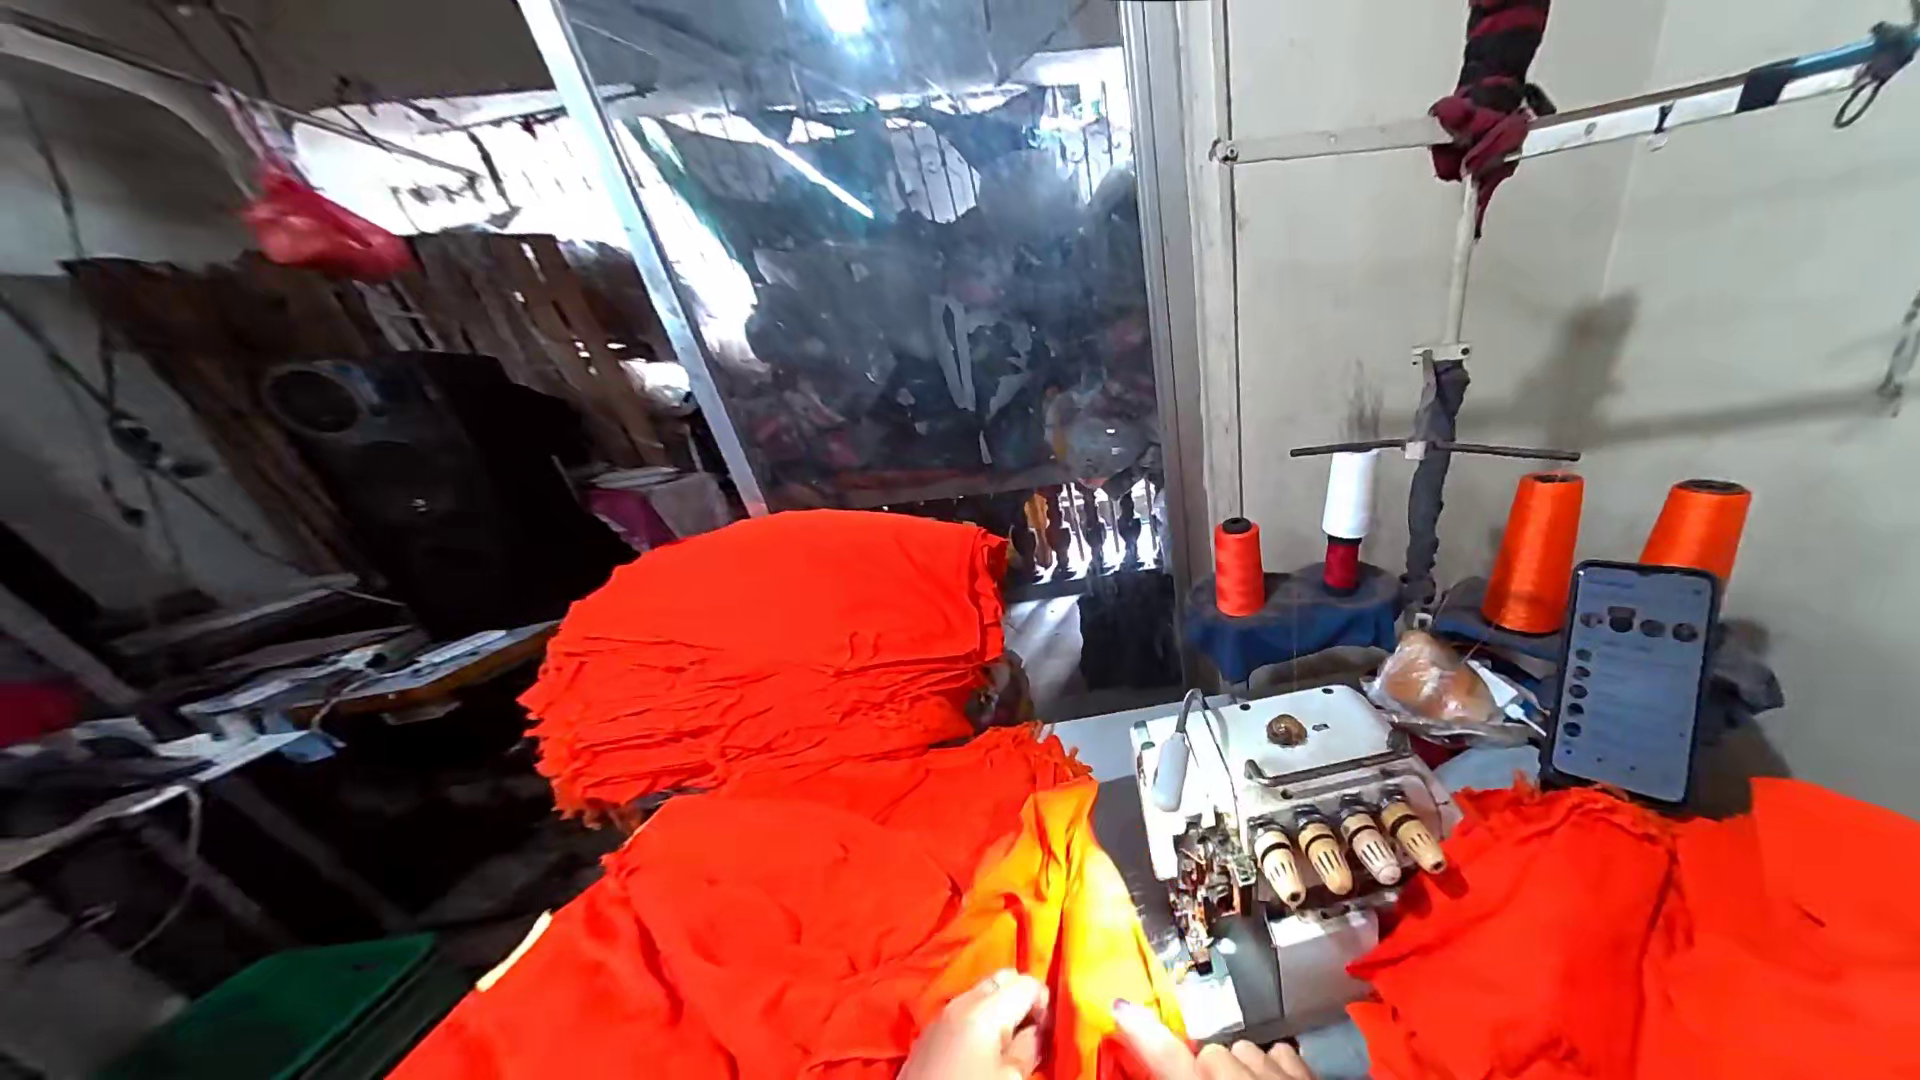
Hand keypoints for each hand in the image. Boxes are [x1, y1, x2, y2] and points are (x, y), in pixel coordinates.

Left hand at [900, 970, 1050, 1079]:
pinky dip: (980, 1018)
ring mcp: (941, 1014)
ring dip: (1000, 1008)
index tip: (1047, 1033)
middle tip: (1032, 1035)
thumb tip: (1038, 1029)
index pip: (1026, 983)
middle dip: (1022, 998)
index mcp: (984, 1009)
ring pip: (982, 992)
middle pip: (1002, 979)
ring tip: (1008, 1045)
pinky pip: (963, 1009)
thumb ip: (1029, 1048)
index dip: (1044, 1005)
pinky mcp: (929, 1032)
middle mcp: (961, 1000)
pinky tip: (982, 1050)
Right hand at [1111, 999, 1316, 1079]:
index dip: (1145, 1036)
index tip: (1119, 1007)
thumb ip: (1182, 1076)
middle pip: (1215, 1055)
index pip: (1173, 1064)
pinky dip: (1278, 1070)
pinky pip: (1284, 1055)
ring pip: (1250, 1052)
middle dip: (1209, 1074)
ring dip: (1245, 1072)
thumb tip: (1155, 1052)